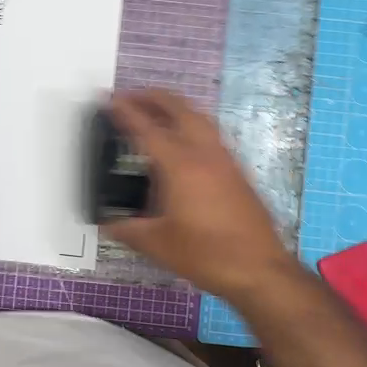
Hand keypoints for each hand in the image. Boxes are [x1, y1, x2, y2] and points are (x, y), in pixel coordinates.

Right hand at [101, 90, 296, 300]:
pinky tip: (182, 141)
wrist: (260, 270)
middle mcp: (204, 154)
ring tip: (155, 110)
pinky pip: (210, 134)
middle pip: (178, 109)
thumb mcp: (157, 244)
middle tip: (130, 96)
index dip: (126, 111)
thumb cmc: (206, 255)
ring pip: (199, 118)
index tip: (109, 99)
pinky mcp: (237, 171)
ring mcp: (225, 160)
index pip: (147, 129)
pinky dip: (190, 124)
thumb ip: (127, 230)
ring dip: (174, 107)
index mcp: (180, 166)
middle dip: (152, 97)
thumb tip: (107, 223)